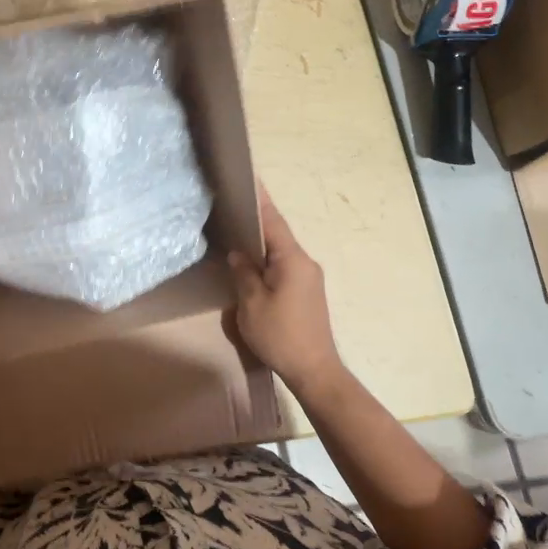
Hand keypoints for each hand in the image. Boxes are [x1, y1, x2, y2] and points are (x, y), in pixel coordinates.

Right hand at [228, 191, 343, 392]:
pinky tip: (250, 262)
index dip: (259, 200)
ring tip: (236, 230)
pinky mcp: (306, 292)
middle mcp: (305, 262)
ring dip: (261, 242)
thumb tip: (239, 254)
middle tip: (233, 203)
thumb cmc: (280, 335)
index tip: (249, 178)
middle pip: (278, 234)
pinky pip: (283, 266)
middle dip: (256, 219)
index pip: (273, 221)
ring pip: (280, 251)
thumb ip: (244, 273)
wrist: (314, 370)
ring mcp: (308, 278)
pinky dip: (267, 259)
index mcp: (292, 260)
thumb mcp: (252, 304)